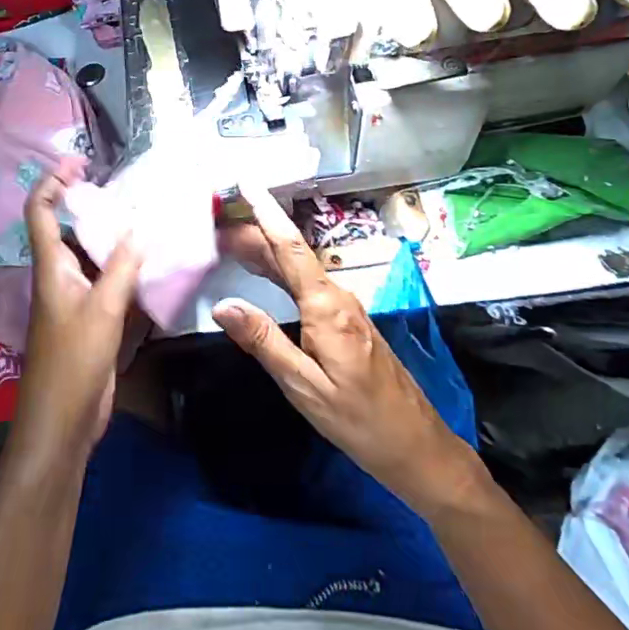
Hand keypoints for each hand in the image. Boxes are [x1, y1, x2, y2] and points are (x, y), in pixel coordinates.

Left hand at [15, 156, 143, 461]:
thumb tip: (140, 226)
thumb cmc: (72, 362)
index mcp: (51, 267)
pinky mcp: (92, 318)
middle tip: (131, 190)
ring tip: (148, 218)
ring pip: (93, 256)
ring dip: (114, 237)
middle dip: (94, 205)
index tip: (79, 162)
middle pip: (70, 229)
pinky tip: (153, 262)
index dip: (53, 182)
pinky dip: (126, 268)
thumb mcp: (102, 310)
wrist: (62, 421)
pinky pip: (108, 281)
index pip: (42, 211)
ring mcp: (76, 298)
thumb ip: (122, 268)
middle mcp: (60, 275)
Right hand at [213, 179, 478, 508]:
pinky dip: (277, 273)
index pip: (290, 249)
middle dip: (252, 233)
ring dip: (263, 253)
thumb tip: (223, 304)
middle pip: (290, 254)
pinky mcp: (346, 321)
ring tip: (226, 243)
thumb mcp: (303, 385)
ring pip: (297, 269)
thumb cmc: (358, 419)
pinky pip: (305, 285)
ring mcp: (344, 308)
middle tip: (212, 223)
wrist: (415, 446)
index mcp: (326, 307)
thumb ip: (263, 341)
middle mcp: (337, 298)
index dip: (266, 213)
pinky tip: (261, 275)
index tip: (246, 183)